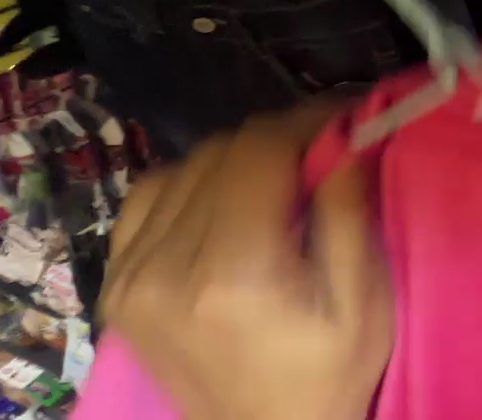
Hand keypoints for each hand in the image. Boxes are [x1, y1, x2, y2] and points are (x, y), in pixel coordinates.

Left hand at [103, 107, 391, 419]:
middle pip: (223, 150)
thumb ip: (347, 210)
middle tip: (335, 142)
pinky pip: (152, 196)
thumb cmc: (332, 366)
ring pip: (188, 164)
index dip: (311, 117)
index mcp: (231, 272)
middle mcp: (164, 269)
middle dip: (286, 132)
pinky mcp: (118, 285)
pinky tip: (234, 195)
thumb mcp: (363, 293)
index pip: (258, 150)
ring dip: (245, 153)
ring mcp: (129, 279)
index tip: (354, 115)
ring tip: (290, 169)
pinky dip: (198, 179)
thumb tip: (349, 136)